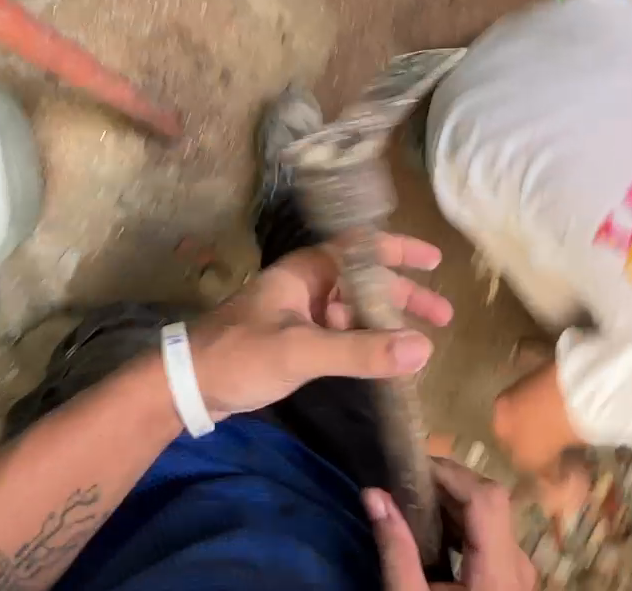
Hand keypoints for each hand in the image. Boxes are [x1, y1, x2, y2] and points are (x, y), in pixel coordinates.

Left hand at [188, 235, 452, 418]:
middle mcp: (304, 284)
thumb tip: (423, 348)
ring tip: (421, 343)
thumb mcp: (301, 351)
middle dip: (402, 294)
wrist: (189, 383)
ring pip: (353, 309)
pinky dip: (364, 341)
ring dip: (385, 321)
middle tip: (442, 316)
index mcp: (305, 271)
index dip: (398, 251)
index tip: (435, 261)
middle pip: (362, 280)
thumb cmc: (241, 354)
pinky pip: (339, 332)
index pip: (360, 248)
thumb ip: (360, 351)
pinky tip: (382, 359)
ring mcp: (298, 312)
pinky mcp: (293, 339)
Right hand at [367, 459, 535, 590]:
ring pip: (493, 516)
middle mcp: (518, 568)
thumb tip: (373, 494)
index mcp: (497, 573)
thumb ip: (395, 550)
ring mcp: (520, 577)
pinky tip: (435, 536)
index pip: (486, 498)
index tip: (409, 470)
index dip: (450, 474)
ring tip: (414, 508)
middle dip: (447, 484)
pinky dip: (462, 524)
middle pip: (491, 501)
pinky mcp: (513, 584)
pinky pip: (492, 537)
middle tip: (405, 486)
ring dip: (453, 502)